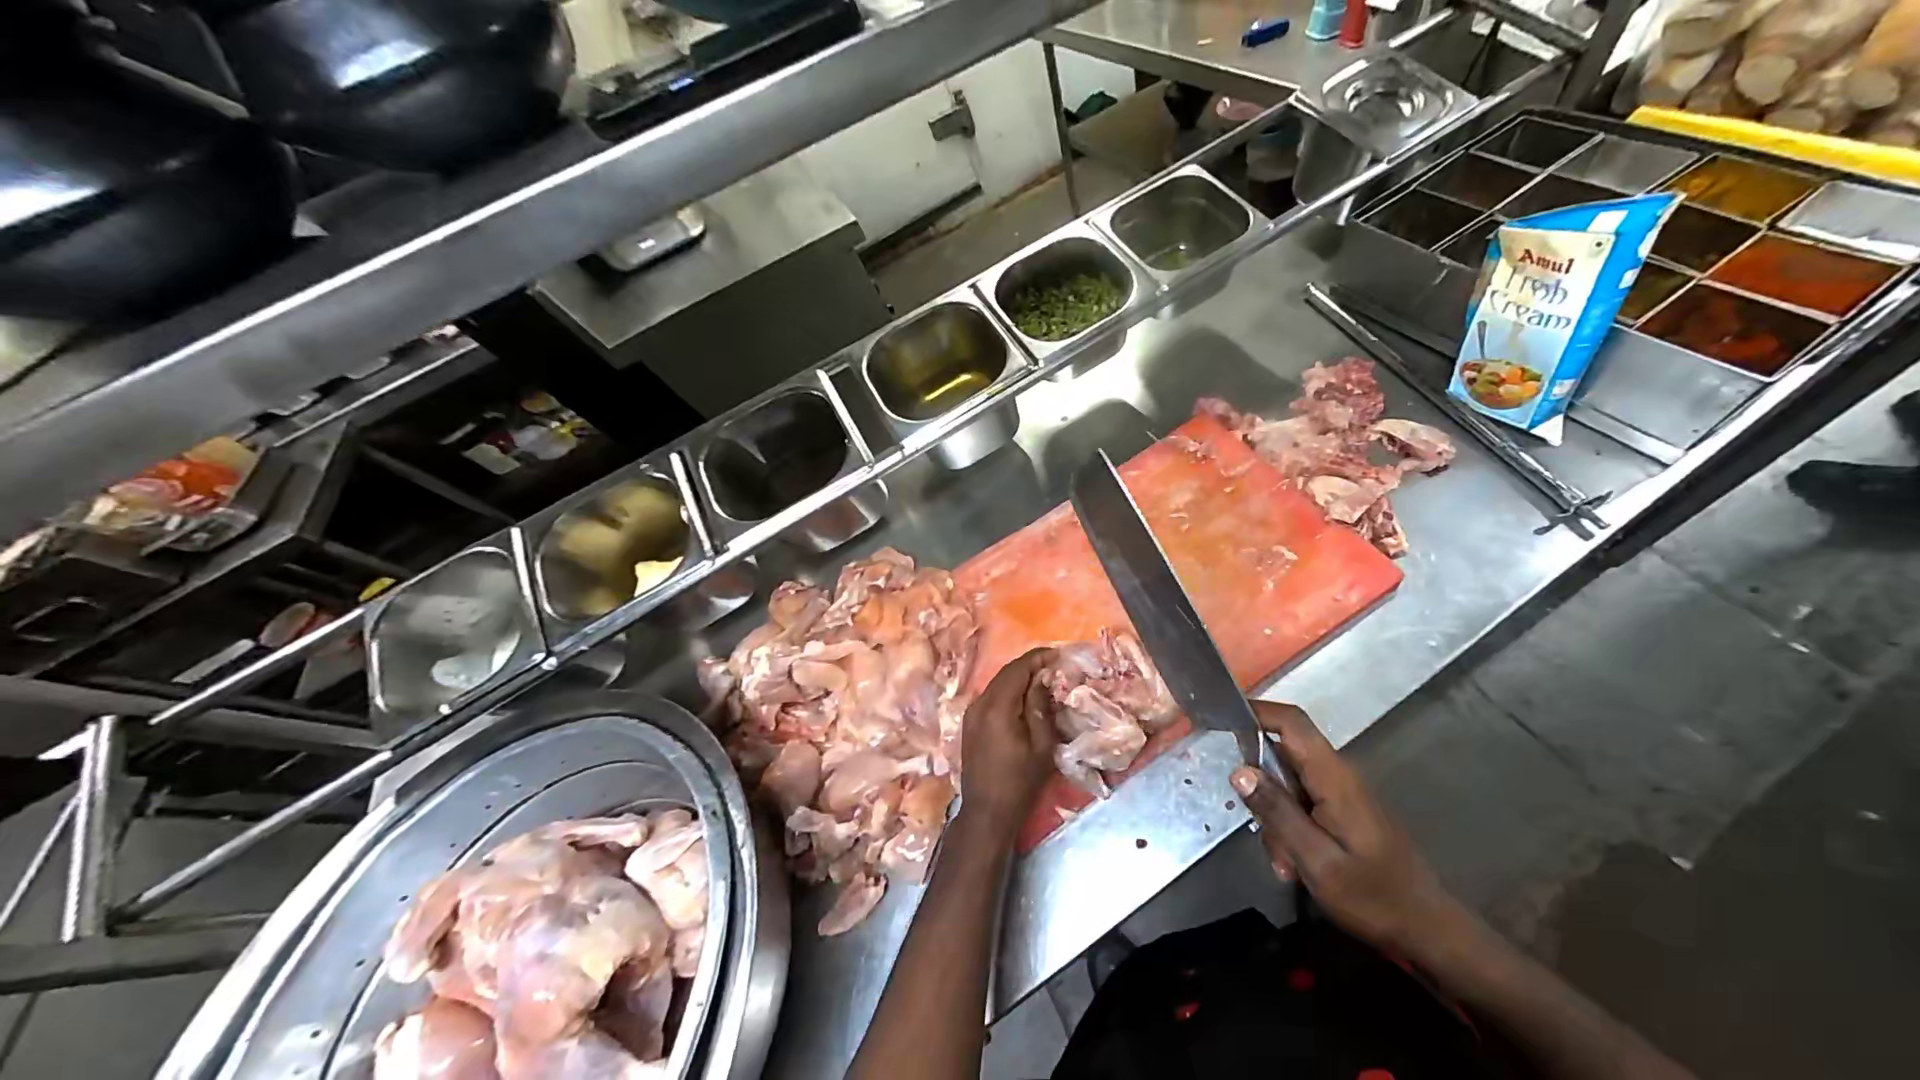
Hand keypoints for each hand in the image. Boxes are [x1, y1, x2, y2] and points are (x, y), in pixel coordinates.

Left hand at [957, 648, 1058, 839]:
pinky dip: (1008, 691)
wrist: (987, 811)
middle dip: (1029, 666)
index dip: (1038, 658)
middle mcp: (979, 704)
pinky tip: (1024, 699)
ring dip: (1018, 678)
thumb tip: (1042, 680)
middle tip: (1053, 666)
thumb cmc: (1020, 782)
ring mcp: (971, 713)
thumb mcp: (1041, 746)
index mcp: (997, 707)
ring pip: (997, 684)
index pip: (1017, 669)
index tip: (1058, 654)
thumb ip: (1041, 708)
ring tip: (1042, 680)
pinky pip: (990, 697)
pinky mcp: (970, 723)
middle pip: (1005, 674)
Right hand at [1230, 701, 1461, 954]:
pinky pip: (1301, 802)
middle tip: (1262, 834)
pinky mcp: (1342, 809)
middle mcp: (1338, 775)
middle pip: (1282, 755)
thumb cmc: (1375, 897)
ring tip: (1286, 863)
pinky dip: (1290, 827)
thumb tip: (1239, 770)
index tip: (1221, 723)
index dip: (1256, 712)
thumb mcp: (1317, 861)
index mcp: (1334, 777)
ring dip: (1276, 816)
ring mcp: (1341, 792)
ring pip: (1287, 783)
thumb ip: (1277, 813)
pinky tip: (1296, 863)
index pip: (1292, 722)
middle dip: (1261, 788)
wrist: (1429, 931)